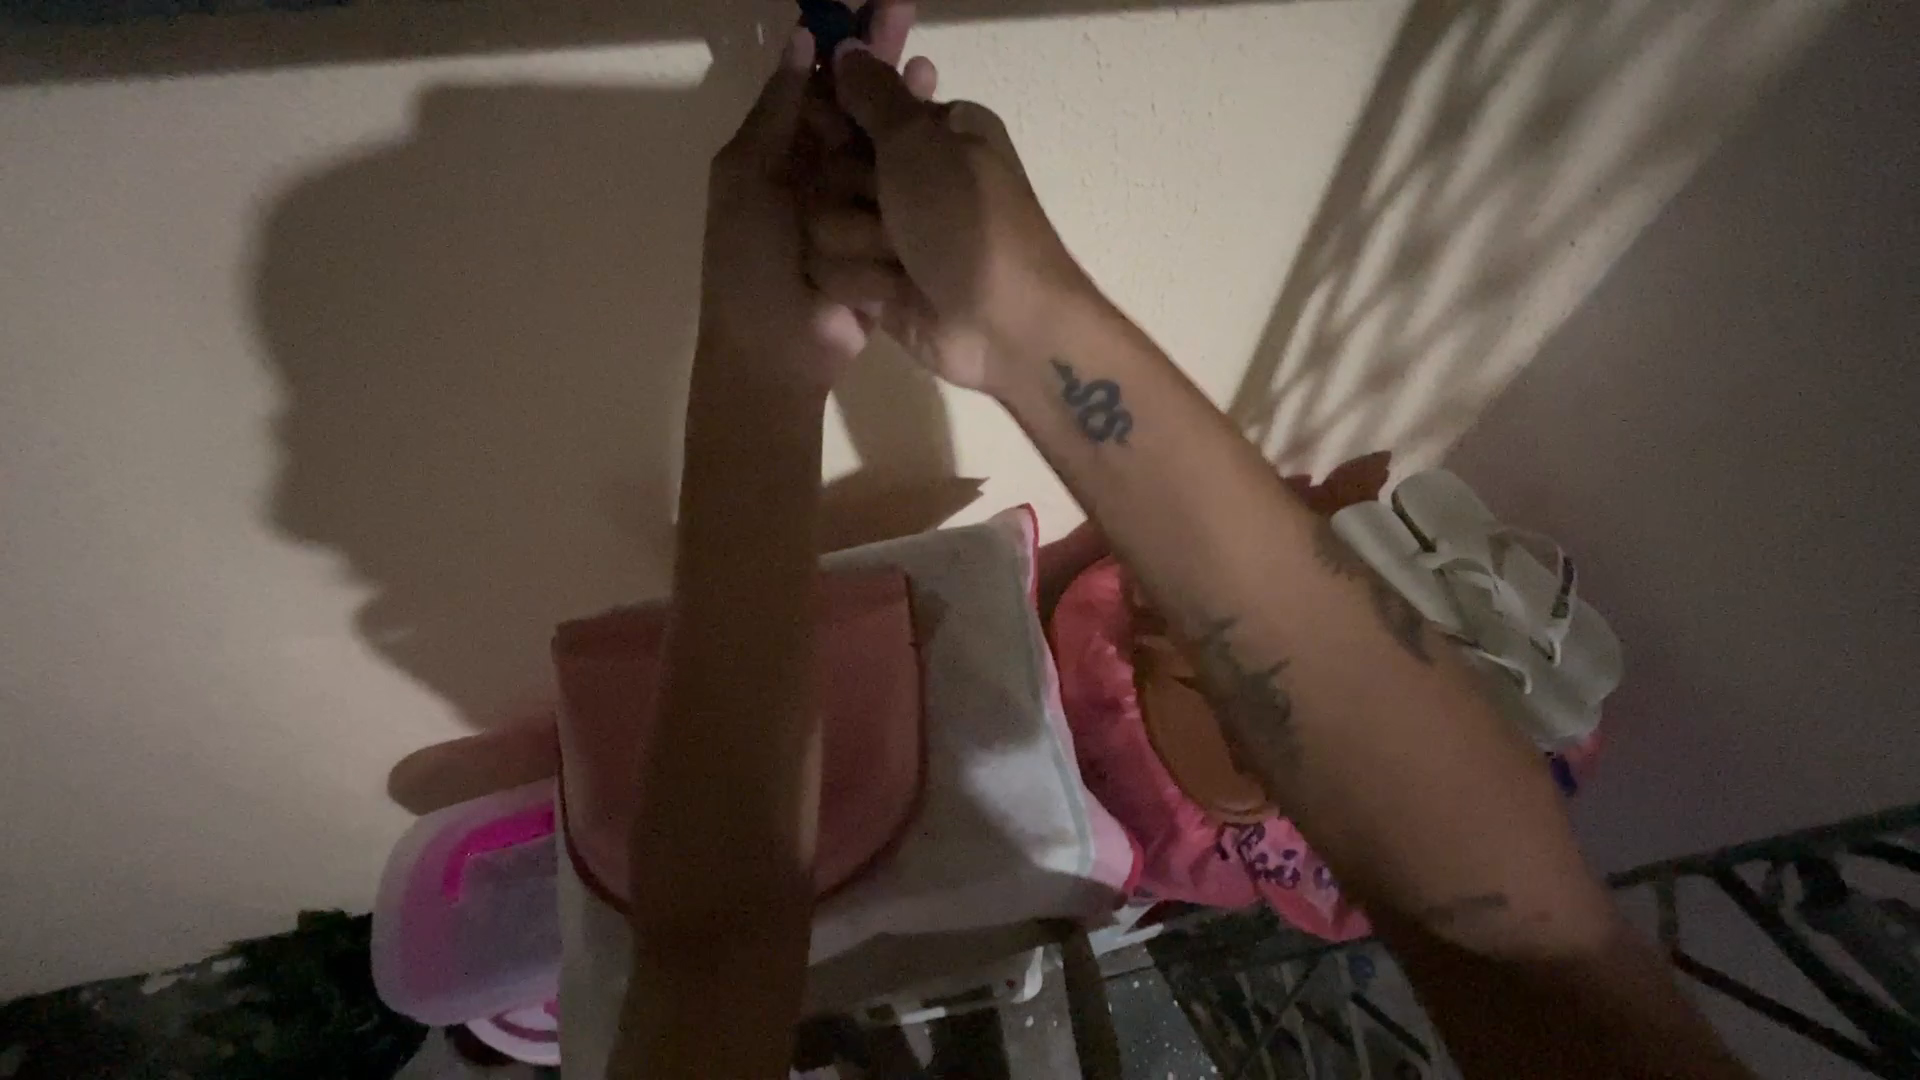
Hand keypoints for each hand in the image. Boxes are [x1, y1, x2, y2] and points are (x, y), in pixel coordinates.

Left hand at [696, 3, 923, 393]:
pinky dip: (918, 164)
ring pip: (883, 147)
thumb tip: (802, 41)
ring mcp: (855, 207)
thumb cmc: (748, 261)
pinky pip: (902, 195)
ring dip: (903, 108)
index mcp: (780, 152)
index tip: (866, 8)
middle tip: (907, 13)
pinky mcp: (886, 242)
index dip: (839, 46)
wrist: (777, 350)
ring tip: (930, 70)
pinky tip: (937, 132)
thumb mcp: (747, 176)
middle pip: (853, 108)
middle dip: (878, 64)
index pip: (813, 85)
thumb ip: (776, 112)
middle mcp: (819, 172)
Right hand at [805, 44, 1095, 393]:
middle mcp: (903, 181)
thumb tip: (845, 49)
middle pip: (825, 169)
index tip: (836, 133)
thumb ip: (875, 94)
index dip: (836, 121)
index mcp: (927, 132)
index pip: (850, 110)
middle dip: (855, 193)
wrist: (1001, 322)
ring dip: (861, 243)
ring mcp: (886, 238)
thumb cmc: (968, 221)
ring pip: (820, 224)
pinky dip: (863, 283)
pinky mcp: (875, 288)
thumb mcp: (922, 141)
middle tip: (895, 213)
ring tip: (904, 262)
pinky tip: (896, 294)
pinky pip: (831, 272)